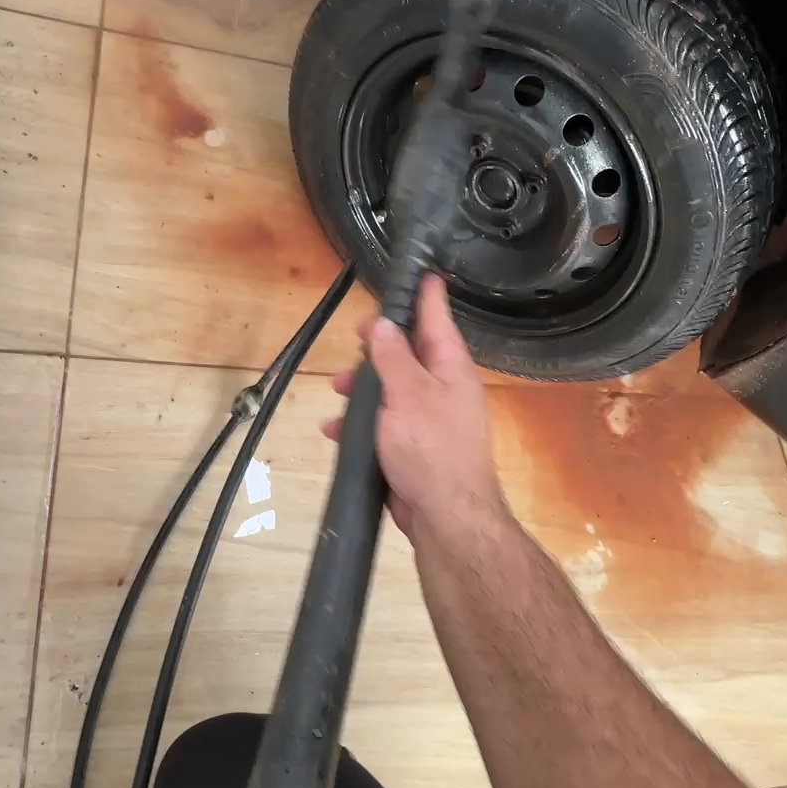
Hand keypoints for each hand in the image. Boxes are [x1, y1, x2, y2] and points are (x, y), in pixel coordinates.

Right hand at [321, 274, 506, 545]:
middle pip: (410, 353)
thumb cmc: (430, 447)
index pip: (438, 319)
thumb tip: (384, 325)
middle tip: (357, 339)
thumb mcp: (407, 394)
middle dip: (379, 347)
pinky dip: (362, 423)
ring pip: (393, 389)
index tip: (420, 271)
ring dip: (364, 387)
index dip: (426, 294)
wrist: (445, 515)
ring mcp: (430, 418)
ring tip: (338, 391)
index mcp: (450, 368)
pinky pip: (385, 422)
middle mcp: (444, 388)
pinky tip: (336, 430)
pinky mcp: (414, 446)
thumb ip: (393, 358)